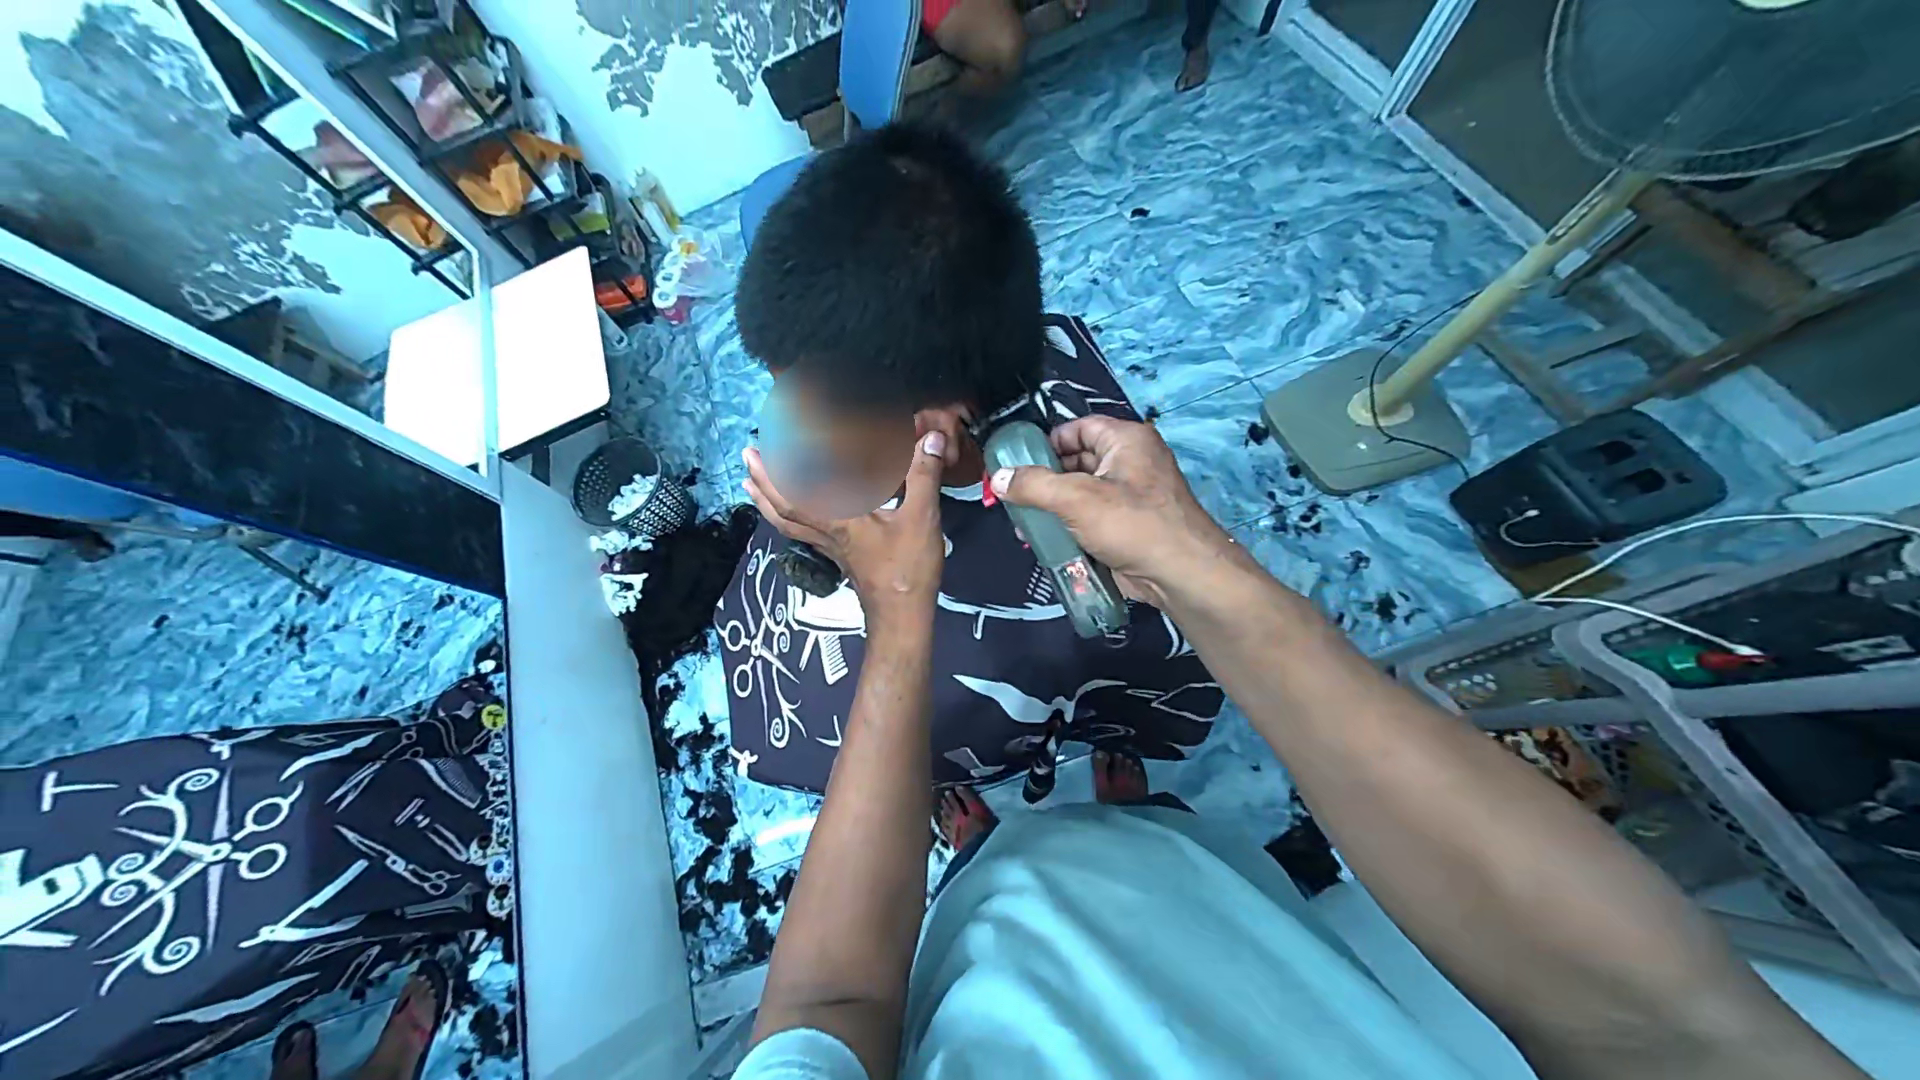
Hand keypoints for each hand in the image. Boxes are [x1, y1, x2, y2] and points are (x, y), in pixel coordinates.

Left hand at [745, 432, 947, 623]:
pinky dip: (788, 518)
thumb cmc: (908, 569)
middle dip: (763, 480)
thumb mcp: (921, 517)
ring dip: (766, 501)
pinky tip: (793, 513)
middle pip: (782, 506)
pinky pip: (802, 532)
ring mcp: (829, 547)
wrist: (902, 616)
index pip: (796, 492)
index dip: (777, 467)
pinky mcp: (837, 557)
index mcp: (839, 519)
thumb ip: (924, 475)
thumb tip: (933, 435)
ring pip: (787, 522)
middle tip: (747, 455)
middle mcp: (826, 532)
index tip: (764, 442)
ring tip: (751, 483)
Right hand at [988, 416, 1241, 607]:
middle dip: (1045, 479)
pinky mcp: (1131, 526)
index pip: (1079, 427)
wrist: (1182, 574)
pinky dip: (1071, 527)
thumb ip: (1033, 485)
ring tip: (1026, 524)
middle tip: (1016, 496)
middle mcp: (1132, 462)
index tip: (1019, 463)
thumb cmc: (1132, 524)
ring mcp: (1133, 496)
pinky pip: (1094, 518)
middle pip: (1078, 461)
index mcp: (1126, 440)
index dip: (1048, 441)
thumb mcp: (1076, 499)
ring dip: (1055, 507)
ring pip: (1083, 493)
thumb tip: (998, 479)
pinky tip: (1048, 542)